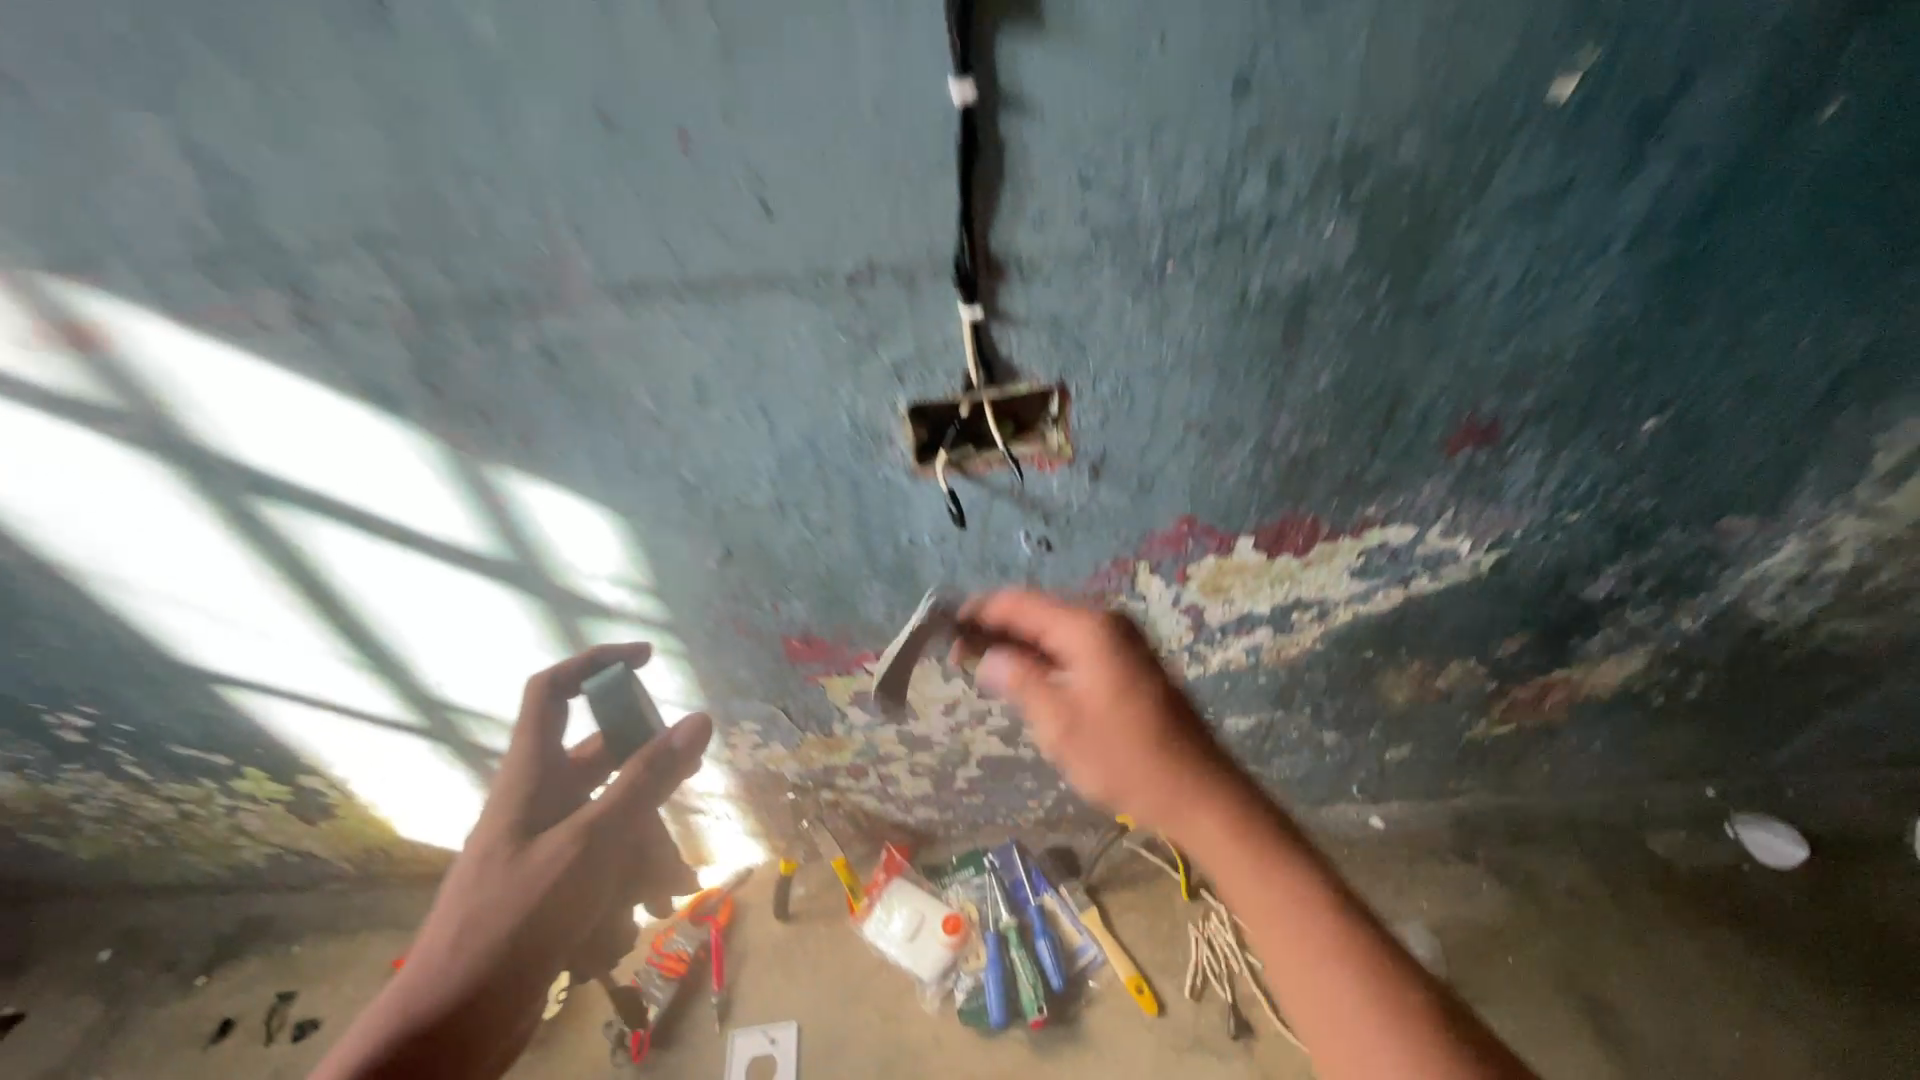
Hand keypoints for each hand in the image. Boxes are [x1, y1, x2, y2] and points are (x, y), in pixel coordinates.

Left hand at [315, 643, 711, 1079]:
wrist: (452, 1027)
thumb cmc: (516, 918)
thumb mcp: (593, 842)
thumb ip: (647, 780)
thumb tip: (698, 718)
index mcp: (530, 776)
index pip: (554, 691)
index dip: (596, 664)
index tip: (649, 660)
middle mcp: (537, 805)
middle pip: (606, 767)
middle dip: (650, 792)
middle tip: (686, 798)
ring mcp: (545, 853)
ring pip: (615, 829)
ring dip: (643, 859)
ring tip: (664, 893)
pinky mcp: (552, 897)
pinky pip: (603, 877)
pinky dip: (620, 900)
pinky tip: (621, 934)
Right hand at [962, 590, 1244, 834]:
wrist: (1199, 792)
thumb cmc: (1126, 760)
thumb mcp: (1060, 725)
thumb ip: (1019, 682)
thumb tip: (988, 658)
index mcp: (1088, 628)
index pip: (1020, 603)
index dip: (979, 612)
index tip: (944, 626)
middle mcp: (1107, 623)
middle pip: (1038, 613)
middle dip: (997, 629)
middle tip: (957, 653)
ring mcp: (1123, 641)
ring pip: (1056, 631)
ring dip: (1020, 644)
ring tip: (981, 665)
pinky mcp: (1130, 662)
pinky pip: (1076, 647)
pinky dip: (1046, 657)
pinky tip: (1025, 677)